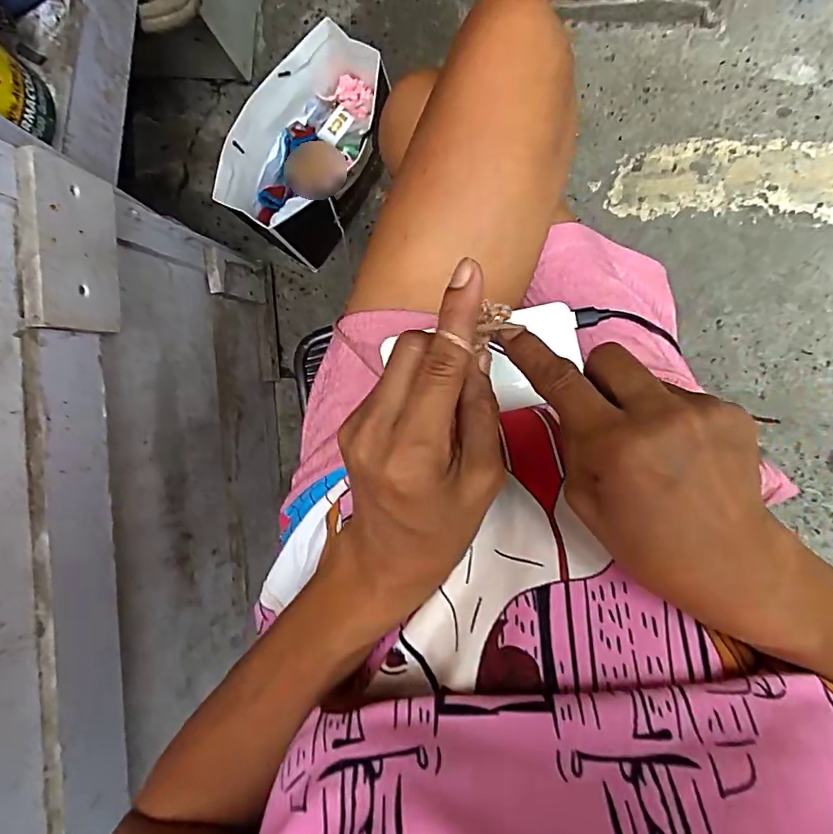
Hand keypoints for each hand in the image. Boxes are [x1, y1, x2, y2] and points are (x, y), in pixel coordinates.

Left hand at [316, 258, 506, 640]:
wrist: (383, 559)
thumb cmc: (443, 530)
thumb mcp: (483, 480)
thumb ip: (480, 412)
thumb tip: (475, 355)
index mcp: (413, 450)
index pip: (438, 365)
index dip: (456, 315)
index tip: (468, 273)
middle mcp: (374, 428)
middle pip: (410, 347)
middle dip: (445, 343)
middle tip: (472, 368)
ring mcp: (354, 424)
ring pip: (398, 360)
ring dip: (431, 364)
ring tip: (449, 408)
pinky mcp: (349, 422)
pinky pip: (390, 380)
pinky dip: (415, 383)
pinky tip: (426, 418)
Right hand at [498, 330, 814, 651]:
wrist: (734, 563)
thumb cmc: (649, 544)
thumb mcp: (586, 502)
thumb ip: (573, 447)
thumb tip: (571, 411)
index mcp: (615, 445)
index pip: (563, 382)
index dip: (534, 353)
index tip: (517, 332)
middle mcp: (658, 417)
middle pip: (608, 356)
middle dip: (595, 377)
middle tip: (600, 412)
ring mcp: (700, 410)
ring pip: (646, 377)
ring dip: (635, 400)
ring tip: (652, 445)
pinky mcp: (730, 411)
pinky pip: (680, 395)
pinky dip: (670, 416)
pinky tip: (682, 452)